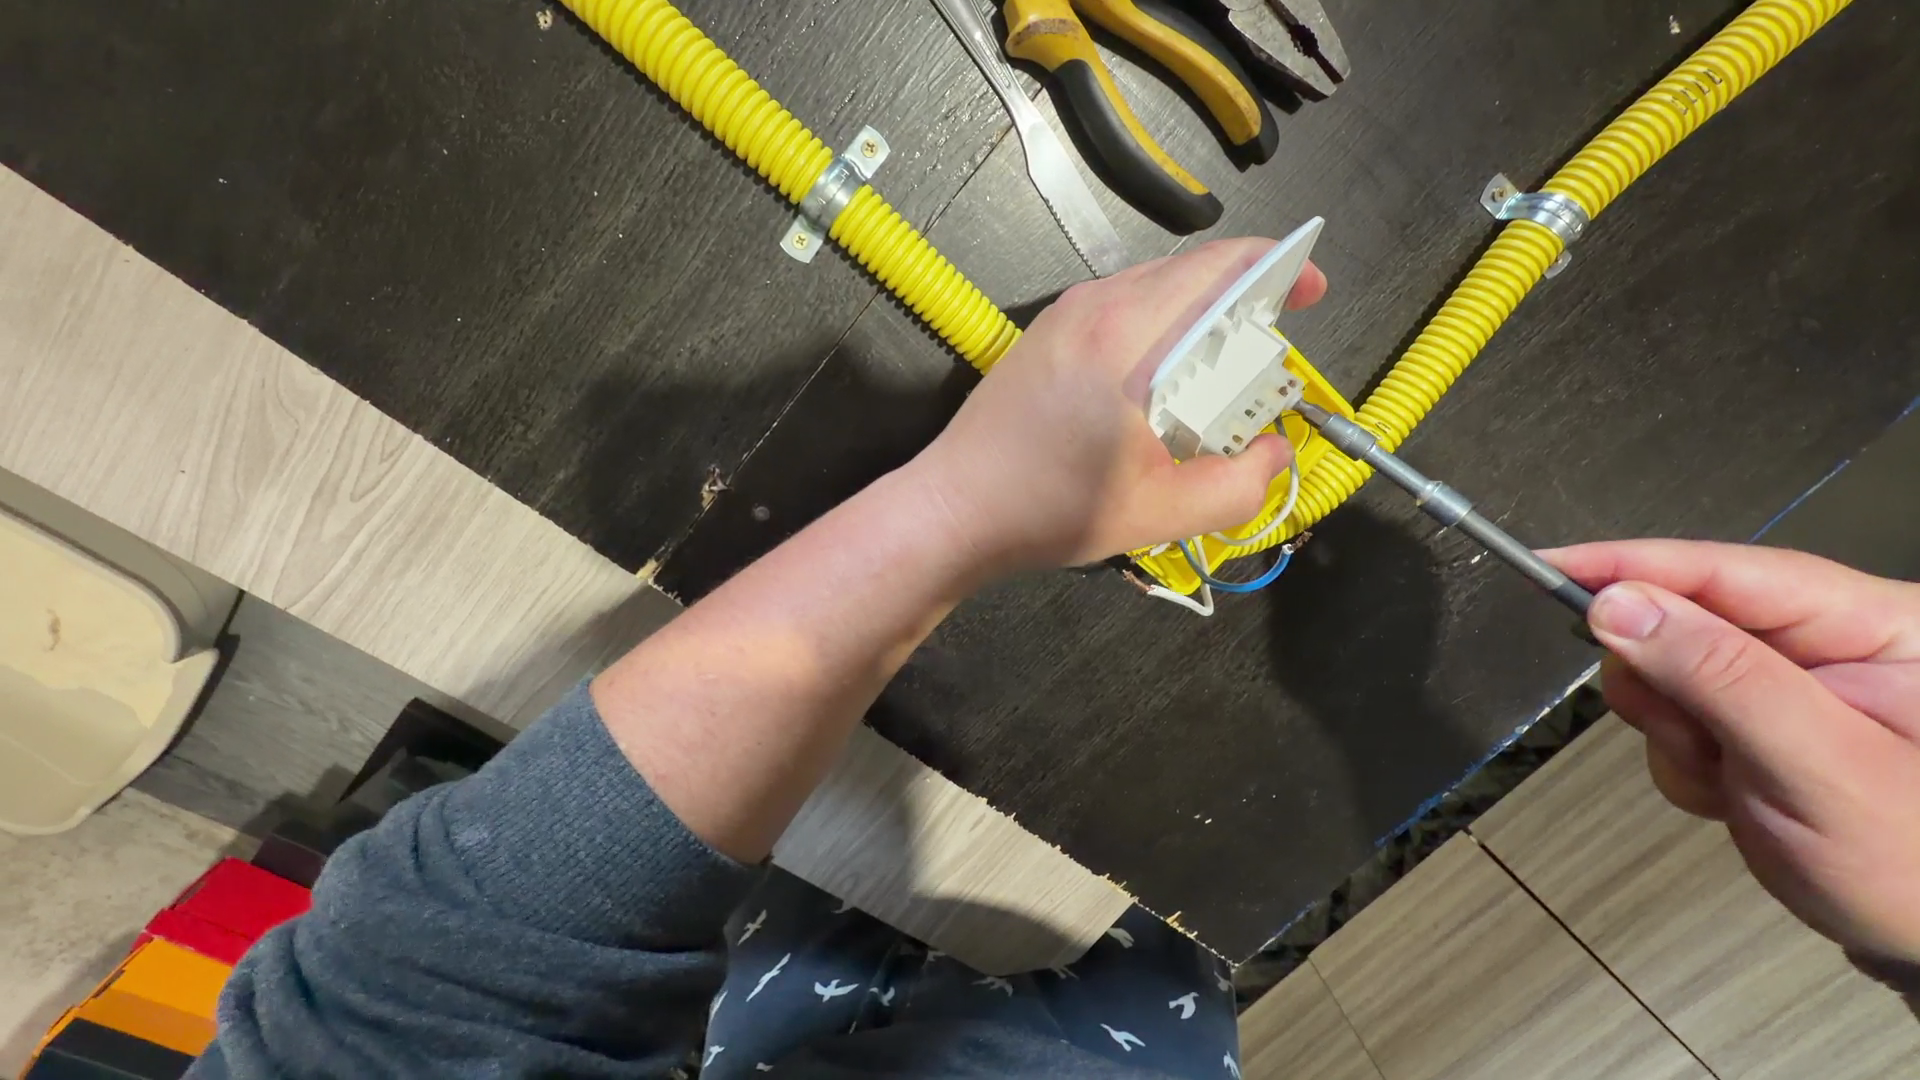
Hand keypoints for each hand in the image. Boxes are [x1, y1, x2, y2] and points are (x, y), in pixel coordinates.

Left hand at [909, 239, 1327, 569]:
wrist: (954, 511)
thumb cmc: (1051, 510)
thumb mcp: (1160, 513)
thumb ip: (1237, 485)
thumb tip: (1275, 453)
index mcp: (1125, 335)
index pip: (1219, 267)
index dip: (1277, 267)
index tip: (1308, 294)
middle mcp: (1091, 308)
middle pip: (1188, 275)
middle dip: (1241, 300)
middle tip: (1266, 352)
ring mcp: (1059, 319)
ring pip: (1151, 291)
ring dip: (1196, 318)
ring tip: (1217, 372)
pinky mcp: (1041, 339)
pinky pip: (1117, 311)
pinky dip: (1156, 331)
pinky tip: (1158, 383)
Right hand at [1545, 540, 1919, 966]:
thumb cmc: (1913, 864)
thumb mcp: (1816, 764)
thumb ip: (1717, 674)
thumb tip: (1614, 603)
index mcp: (1876, 626)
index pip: (1729, 572)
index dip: (1632, 564)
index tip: (1547, 566)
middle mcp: (1827, 640)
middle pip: (1680, 618)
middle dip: (1661, 681)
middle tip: (1693, 738)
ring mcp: (1785, 679)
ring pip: (1659, 667)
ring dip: (1670, 727)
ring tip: (1729, 776)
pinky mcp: (1750, 714)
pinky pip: (1666, 710)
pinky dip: (1677, 754)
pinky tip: (1731, 787)